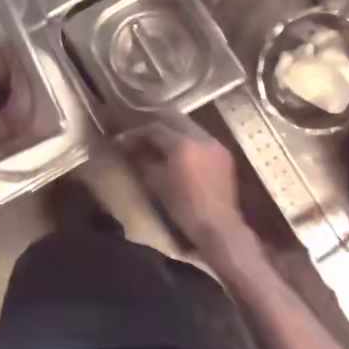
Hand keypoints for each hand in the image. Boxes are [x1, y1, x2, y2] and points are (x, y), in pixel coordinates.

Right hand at [124, 117, 247, 248]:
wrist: (217, 226)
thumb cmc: (183, 207)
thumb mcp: (156, 184)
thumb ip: (142, 162)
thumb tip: (130, 151)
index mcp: (183, 144)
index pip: (155, 129)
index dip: (137, 134)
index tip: (123, 142)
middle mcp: (202, 138)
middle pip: (174, 121)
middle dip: (155, 128)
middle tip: (140, 138)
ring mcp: (216, 145)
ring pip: (190, 128)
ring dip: (173, 133)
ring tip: (158, 145)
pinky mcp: (224, 155)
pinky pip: (202, 140)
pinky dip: (188, 142)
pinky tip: (180, 154)